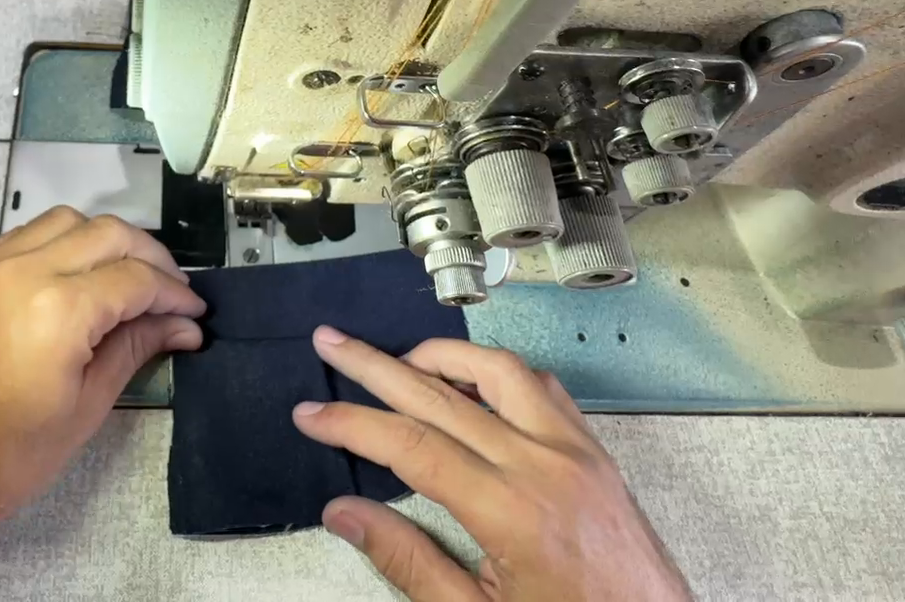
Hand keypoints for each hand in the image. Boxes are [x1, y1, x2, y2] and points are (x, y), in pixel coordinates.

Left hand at [0, 208, 203, 600]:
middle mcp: (19, 268)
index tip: (196, 311)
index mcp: (55, 309)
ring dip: (105, 240)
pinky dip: (62, 243)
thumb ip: (137, 348)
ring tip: (127, 276)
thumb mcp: (85, 409)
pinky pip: (26, 234)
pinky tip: (77, 276)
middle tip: (171, 291)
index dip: (174, 292)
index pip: (134, 277)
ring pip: (65, 219)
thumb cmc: (5, 461)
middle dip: (149, 255)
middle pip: (106, 231)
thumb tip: (186, 325)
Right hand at [291, 327, 689, 601]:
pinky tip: (469, 383)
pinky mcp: (595, 450)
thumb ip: (408, 562)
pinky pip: (540, 386)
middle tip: (330, 341)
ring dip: (438, 357)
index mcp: (512, 513)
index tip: (309, 415)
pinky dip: (494, 371)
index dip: (352, 425)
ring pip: (495, 369)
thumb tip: (340, 511)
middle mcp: (543, 464)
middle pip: (439, 393)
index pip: (411, 445)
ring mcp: (575, 449)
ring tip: (396, 360)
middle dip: (373, 365)